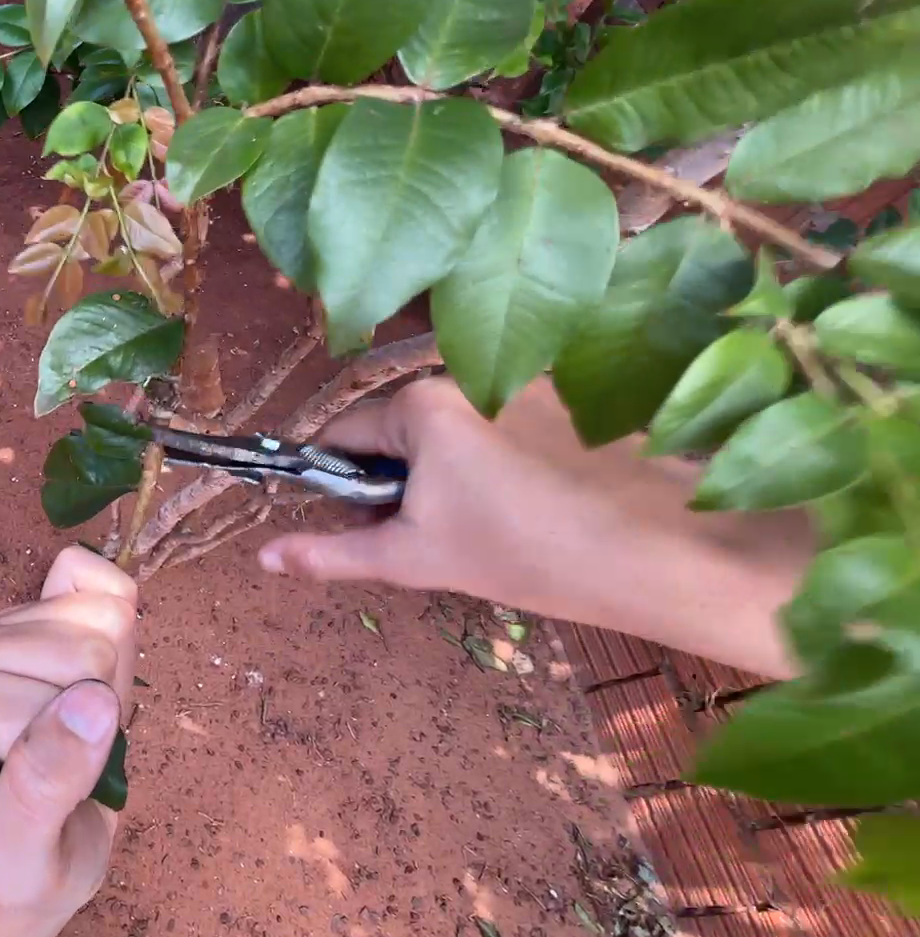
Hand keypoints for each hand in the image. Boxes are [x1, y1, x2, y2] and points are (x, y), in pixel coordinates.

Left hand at [0, 545, 136, 922]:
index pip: (42, 702)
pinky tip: (89, 668)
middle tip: (68, 759)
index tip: (47, 792)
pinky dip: (117, 618)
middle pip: (79, 651)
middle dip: (93, 715)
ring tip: (72, 729)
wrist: (36, 853)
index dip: (68, 758)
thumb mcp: (24, 854)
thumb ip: (43, 785)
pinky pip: (96, 575)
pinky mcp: (34, 599)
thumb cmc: (23, 860)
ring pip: (100, 621)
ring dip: (108, 684)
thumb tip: (90, 702)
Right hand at [258, 377, 808, 678]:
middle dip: (397, 481)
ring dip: (446, 473)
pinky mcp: (575, 397)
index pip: (342, 435)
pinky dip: (497, 461)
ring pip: (450, 433)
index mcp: (419, 404)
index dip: (340, 483)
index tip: (365, 523)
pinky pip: (500, 428)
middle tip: (431, 534)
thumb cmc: (523, 554)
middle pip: (397, 433)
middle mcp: (466, 377)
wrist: (673, 559)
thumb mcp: (412, 558)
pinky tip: (535, 502)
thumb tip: (262, 559)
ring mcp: (525, 382)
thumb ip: (331, 553)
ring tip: (489, 524)